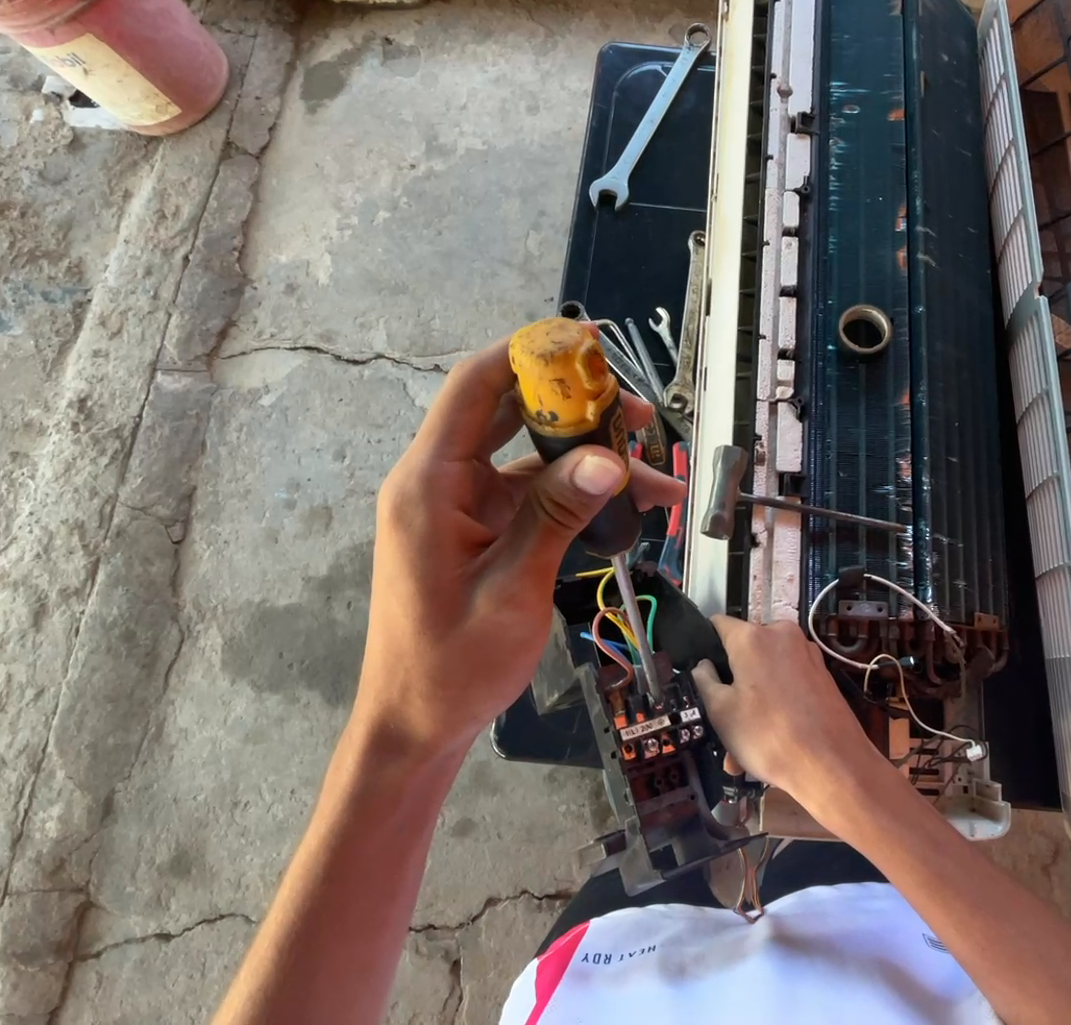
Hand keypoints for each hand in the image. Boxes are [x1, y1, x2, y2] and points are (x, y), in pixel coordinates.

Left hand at [355, 337, 685, 753]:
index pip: (476, 386)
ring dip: (587, 458)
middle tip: (639, 416)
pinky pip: (532, 494)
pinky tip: (628, 505)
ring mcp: (462, 505)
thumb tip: (608, 458)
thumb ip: (555, 516)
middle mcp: (441, 480)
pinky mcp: (481, 529)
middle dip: (576, 407)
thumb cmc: (451, 665)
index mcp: (430, 483)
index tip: (590, 345)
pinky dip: (577, 494)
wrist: (417, 724)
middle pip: (509, 412)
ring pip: (529, 456)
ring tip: (654, 474)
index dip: (529, 354)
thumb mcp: (512, 589)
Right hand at [691, 617, 889, 816]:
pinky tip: (769, 742)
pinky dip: (776, 704)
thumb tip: (703, 665)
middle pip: (745, 651)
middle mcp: (781, 634)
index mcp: (752, 636)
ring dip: (752, 702)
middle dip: (731, 684)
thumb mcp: (721, 712)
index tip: (699, 674)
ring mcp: (806, 653)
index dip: (704, 645)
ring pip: (766, 673)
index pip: (718, 624)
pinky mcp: (823, 674)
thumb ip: (704, 681)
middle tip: (721, 723)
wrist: (833, 764)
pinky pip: (787, 683)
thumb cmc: (768, 734)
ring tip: (742, 749)